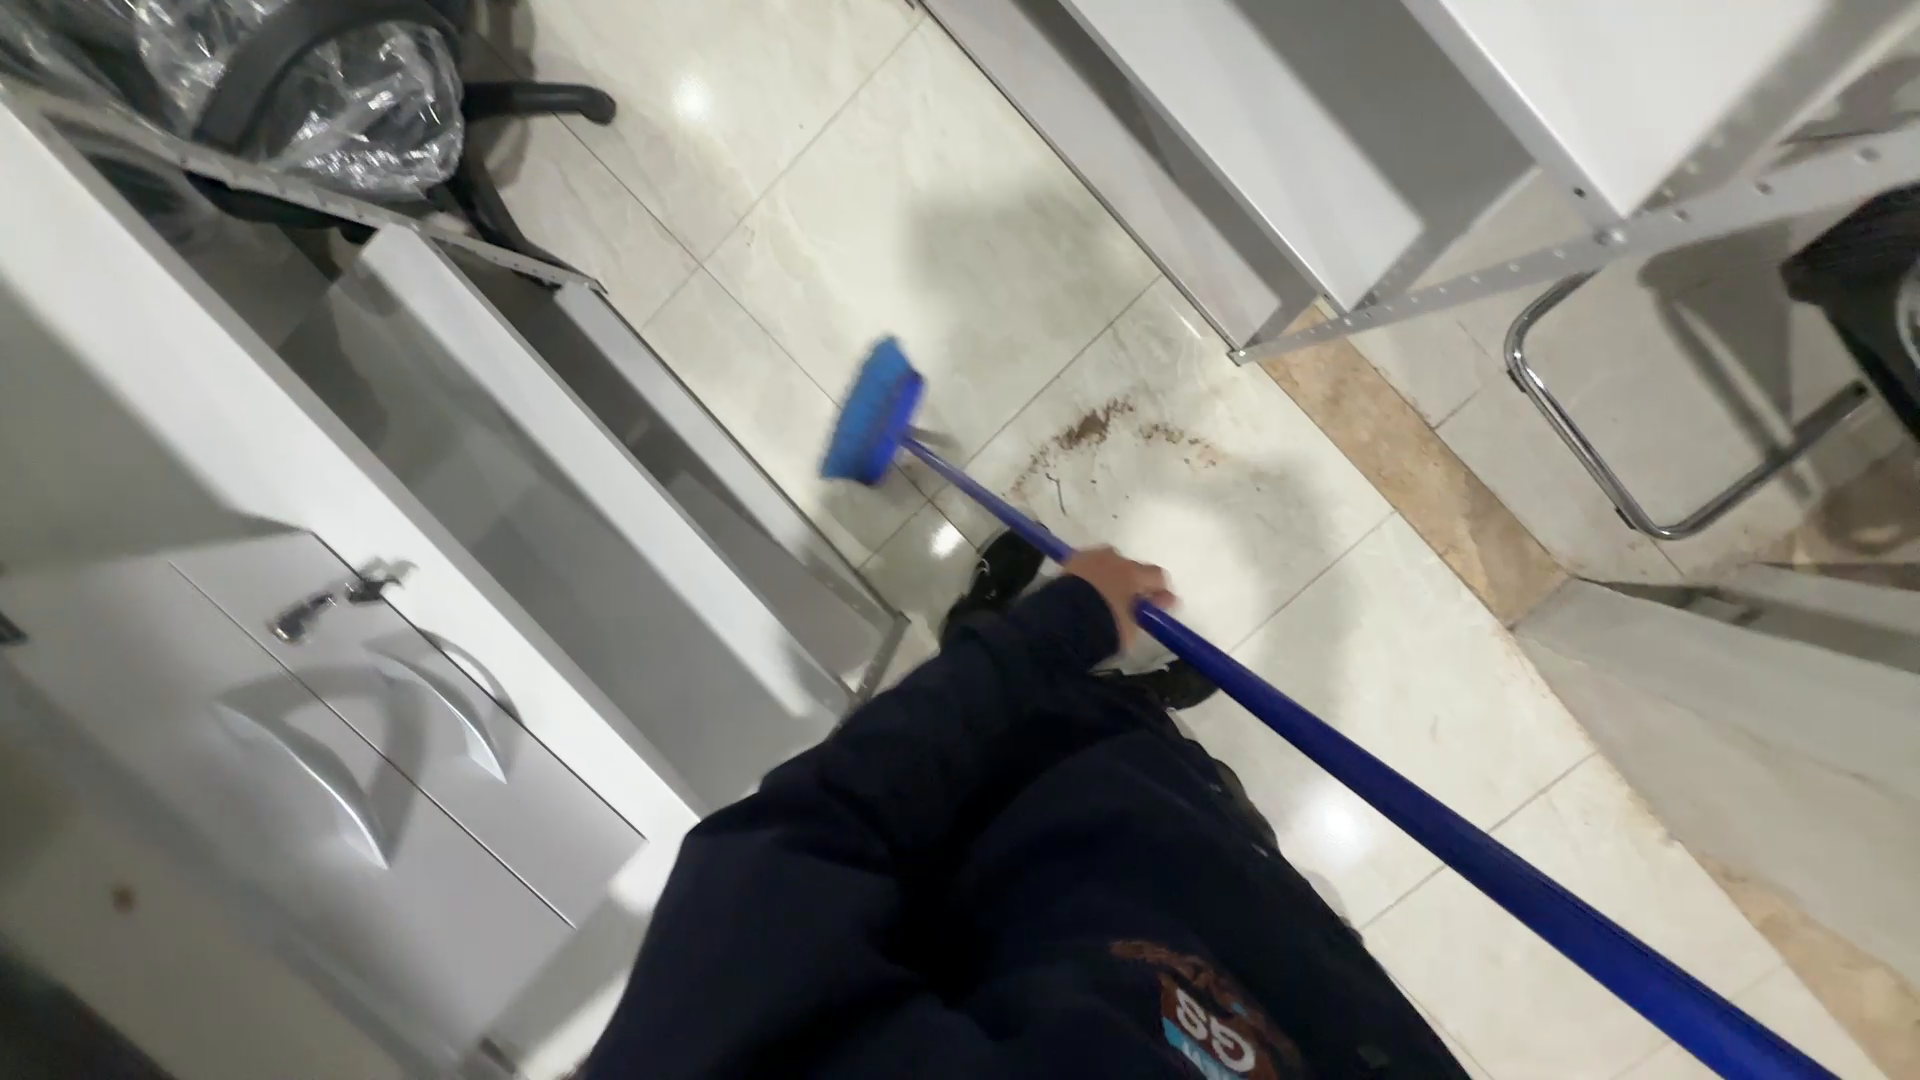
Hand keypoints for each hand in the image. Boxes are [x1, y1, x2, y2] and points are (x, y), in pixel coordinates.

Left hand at [1062, 546, 1174, 648]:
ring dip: (1109, 574)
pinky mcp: (1069, 563)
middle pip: (1131, 566)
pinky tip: (1085, 589)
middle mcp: (1114, 559)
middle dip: (1132, 580)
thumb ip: (1143, 614)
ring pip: (1107, 562)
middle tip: (1127, 599)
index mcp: (1134, 574)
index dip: (1159, 590)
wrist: (1063, 620)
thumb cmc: (1104, 626)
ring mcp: (1090, 558)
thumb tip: (1151, 607)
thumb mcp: (1131, 628)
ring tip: (1103, 593)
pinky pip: (1086, 565)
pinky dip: (1089, 575)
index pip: (1157, 576)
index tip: (1159, 604)